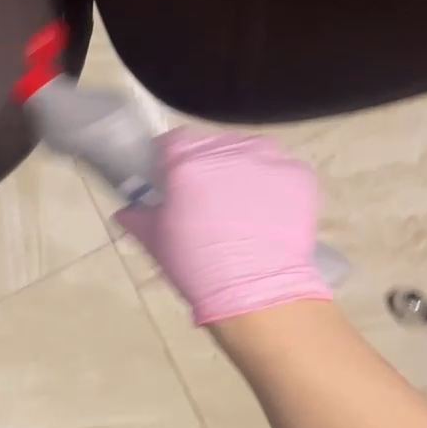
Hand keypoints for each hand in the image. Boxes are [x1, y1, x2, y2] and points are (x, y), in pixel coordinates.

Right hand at [116, 129, 332, 325]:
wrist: (254, 286)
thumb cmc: (193, 262)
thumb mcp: (153, 239)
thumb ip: (137, 216)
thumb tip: (128, 210)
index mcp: (186, 164)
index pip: (172, 141)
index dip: (166, 157)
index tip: (165, 176)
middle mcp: (228, 151)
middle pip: (210, 143)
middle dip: (202, 162)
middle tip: (199, 193)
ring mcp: (269, 160)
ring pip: (246, 149)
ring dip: (236, 165)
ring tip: (234, 198)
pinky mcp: (299, 174)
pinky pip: (276, 166)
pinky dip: (266, 179)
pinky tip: (261, 207)